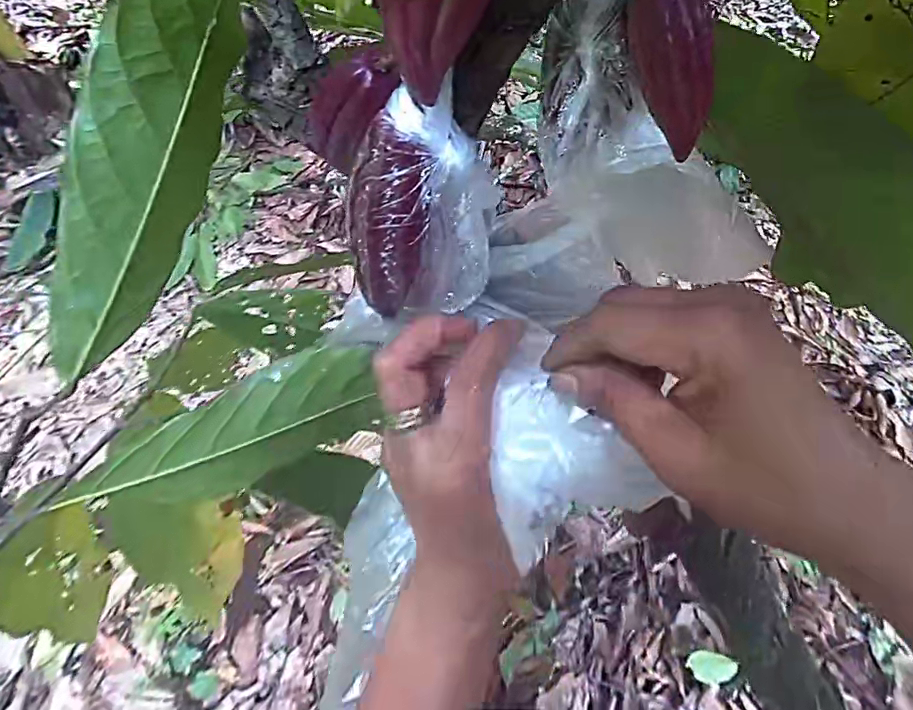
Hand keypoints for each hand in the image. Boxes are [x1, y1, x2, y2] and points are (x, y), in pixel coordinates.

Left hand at [372, 314, 523, 602]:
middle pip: (394, 366)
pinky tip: (461, 370)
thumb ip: (515, 423)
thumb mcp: (517, 483)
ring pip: (398, 373)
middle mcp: (407, 442)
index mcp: (444, 456)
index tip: (509, 328)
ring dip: (429, 347)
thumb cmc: (492, 541)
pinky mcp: (401, 442)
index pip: (458, 382)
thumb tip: (518, 352)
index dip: (484, 346)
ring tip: (469, 342)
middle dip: (428, 334)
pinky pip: (409, 389)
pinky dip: (431, 368)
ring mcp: (397, 441)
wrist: (455, 583)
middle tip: (472, 329)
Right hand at [544, 284, 912, 575]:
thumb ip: (615, 402)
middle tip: (573, 384)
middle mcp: (720, 299)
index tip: (545, 376)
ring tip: (609, 385)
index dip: (571, 346)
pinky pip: (671, 310)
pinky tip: (647, 376)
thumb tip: (564, 374)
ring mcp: (735, 301)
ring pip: (644, 302)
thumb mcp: (677, 455)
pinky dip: (646, 337)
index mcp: (708, 331)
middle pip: (626, 301)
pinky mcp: (741, 313)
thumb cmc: (767, 489)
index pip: (613, 321)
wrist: (857, 502)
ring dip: (616, 337)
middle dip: (590, 339)